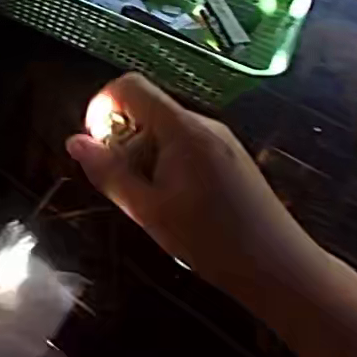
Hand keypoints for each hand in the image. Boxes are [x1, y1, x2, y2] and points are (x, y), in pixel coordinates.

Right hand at [65, 73, 332, 304]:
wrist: (282, 271)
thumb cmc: (213, 242)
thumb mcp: (148, 212)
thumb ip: (108, 173)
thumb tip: (74, 142)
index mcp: (182, 130)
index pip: (129, 86)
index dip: (102, 105)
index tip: (97, 144)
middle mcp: (202, 123)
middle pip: (144, 110)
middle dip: (123, 142)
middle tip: (128, 188)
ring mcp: (219, 138)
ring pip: (161, 129)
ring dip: (143, 157)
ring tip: (155, 202)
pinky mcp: (228, 154)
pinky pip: (182, 143)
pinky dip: (165, 163)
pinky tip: (176, 202)